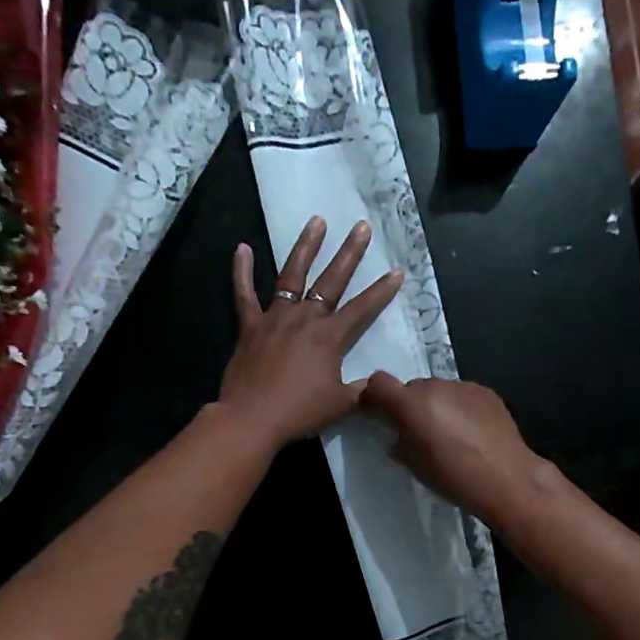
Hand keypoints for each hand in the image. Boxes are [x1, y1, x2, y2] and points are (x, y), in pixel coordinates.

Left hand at [219, 217, 400, 447]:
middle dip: (350, 253)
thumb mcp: (342, 404)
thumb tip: (381, 384)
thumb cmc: (300, 411)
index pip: (362, 309)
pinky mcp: (250, 326)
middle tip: (361, 227)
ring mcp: (275, 318)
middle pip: (331, 280)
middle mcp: (305, 318)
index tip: (398, 271)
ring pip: (292, 275)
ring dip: (306, 247)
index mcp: (330, 337)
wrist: (252, 418)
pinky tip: (242, 247)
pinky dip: (242, 270)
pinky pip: (244, 293)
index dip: (382, 291)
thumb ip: (363, 389)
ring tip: (317, 222)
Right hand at [358, 372, 546, 521]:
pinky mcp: (487, 392)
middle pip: (413, 388)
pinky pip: (463, 395)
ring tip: (451, 434)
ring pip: (439, 390)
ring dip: (438, 406)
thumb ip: (400, 442)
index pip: (378, 384)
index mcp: (413, 404)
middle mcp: (437, 387)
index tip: (380, 416)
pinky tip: (473, 431)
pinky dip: (460, 407)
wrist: (508, 478)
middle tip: (421, 434)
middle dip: (411, 406)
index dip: (375, 398)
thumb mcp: (416, 466)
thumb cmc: (456, 478)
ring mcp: (465, 386)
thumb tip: (399, 434)